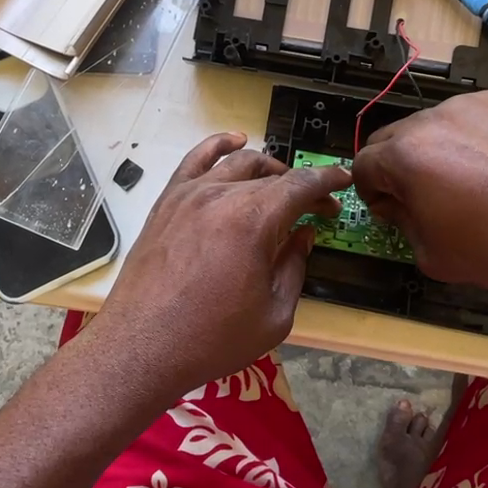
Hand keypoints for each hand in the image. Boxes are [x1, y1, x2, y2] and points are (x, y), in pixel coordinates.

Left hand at [82, 132, 350, 399]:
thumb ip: (294, 267)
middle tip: (318, 208)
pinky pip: (195, 159)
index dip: (328, 181)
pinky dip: (219, 144)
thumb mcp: (274, 315)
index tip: (345, 182)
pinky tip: (235, 141)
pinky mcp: (167, 201)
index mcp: (253, 220)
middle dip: (303, 187)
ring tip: (284, 182)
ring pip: (238, 163)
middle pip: (272, 176)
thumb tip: (304, 233)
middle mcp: (222, 195)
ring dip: (269, 168)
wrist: (142, 346)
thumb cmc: (212, 339)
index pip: (301, 185)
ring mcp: (190, 194)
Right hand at [351, 90, 487, 290]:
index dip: (370, 190)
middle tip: (421, 197)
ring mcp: (464, 107)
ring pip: (427, 126)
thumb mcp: (432, 255)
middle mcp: (428, 121)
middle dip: (395, 167)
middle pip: (389, 139)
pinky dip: (466, 138)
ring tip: (464, 182)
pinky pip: (463, 118)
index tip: (389, 207)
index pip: (362, 164)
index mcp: (404, 157)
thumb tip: (397, 205)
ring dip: (431, 150)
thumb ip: (401, 223)